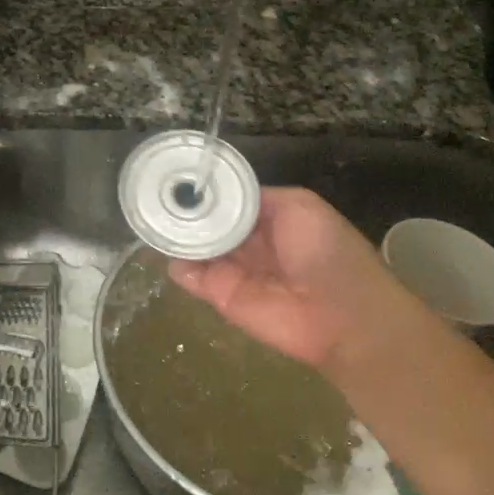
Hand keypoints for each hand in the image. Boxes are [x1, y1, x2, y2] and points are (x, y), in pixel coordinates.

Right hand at [167, 186, 410, 369]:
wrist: (342, 318)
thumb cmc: (328, 253)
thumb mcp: (301, 207)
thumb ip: (256, 197)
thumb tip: (217, 195)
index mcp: (270, 219)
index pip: (228, 201)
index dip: (207, 190)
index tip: (179, 176)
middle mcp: (248, 242)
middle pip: (207, 222)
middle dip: (186, 210)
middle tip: (157, 194)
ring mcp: (232, 268)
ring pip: (195, 247)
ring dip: (176, 234)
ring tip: (151, 215)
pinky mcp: (220, 294)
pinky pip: (190, 275)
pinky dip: (176, 262)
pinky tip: (162, 245)